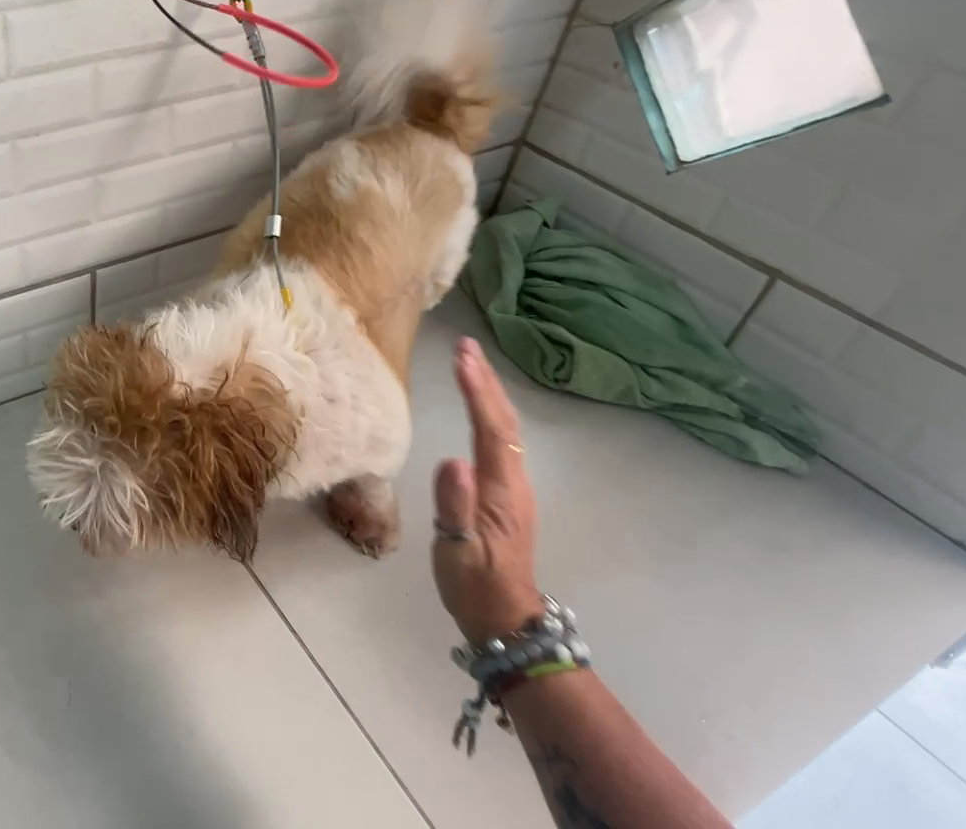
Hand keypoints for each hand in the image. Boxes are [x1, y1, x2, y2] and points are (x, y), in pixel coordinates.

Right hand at [433, 336, 541, 644]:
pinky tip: (481, 409)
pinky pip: (501, 441)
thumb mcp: (459, 551)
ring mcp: (514, 488)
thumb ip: (456, 507)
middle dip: (486, 381)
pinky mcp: (507, 495)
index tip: (462, 358)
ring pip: (506, 429)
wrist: (506, 620)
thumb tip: (452, 460)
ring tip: (471, 365)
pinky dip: (490, 413)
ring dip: (490, 393)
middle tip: (466, 345)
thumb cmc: (476, 586)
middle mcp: (513, 482)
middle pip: (504, 421)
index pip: (491, 429)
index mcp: (500, 490)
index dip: (477, 392)